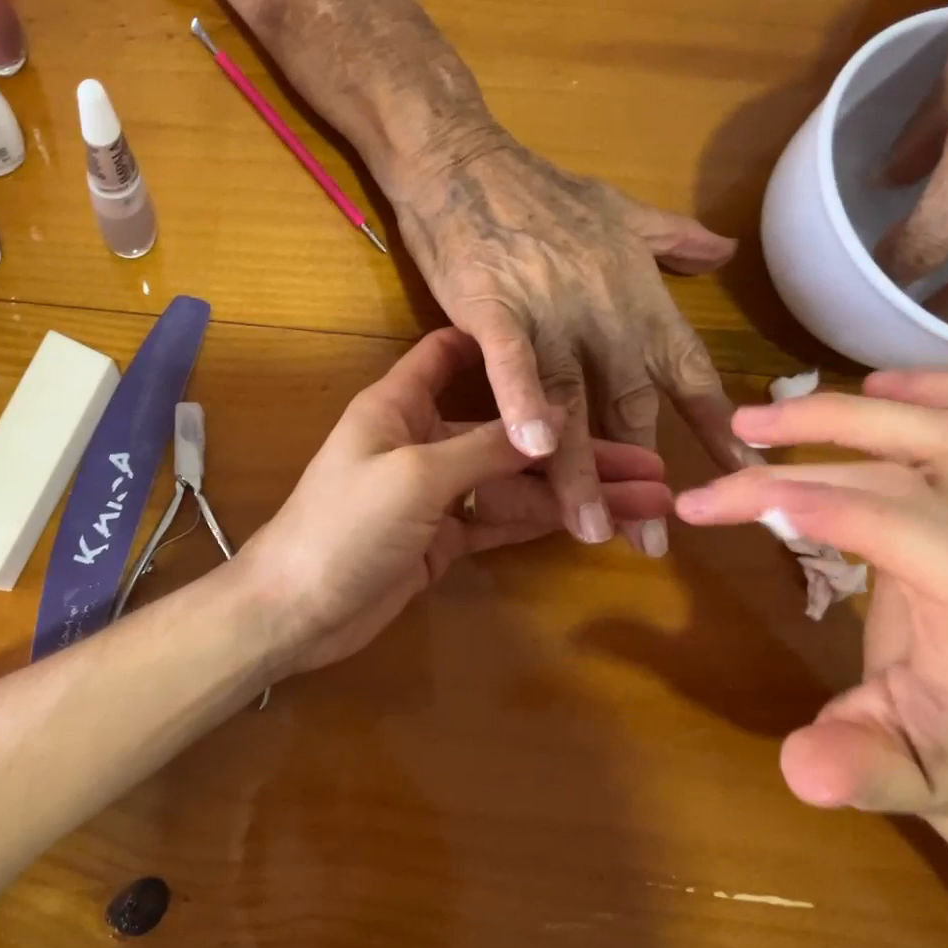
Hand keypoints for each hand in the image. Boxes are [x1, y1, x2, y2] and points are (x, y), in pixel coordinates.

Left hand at [240, 328, 671, 677]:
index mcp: (398, 405)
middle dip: (572, 439)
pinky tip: (598, 517)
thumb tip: (556, 419)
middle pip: (504, 429)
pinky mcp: (442, 537)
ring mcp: (434, 492)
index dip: (502, 344)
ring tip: (649, 494)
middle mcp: (420, 439)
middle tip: (649, 453)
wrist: (298, 609)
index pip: (450, 353)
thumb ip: (485, 448)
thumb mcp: (416, 475)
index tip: (568, 337)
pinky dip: (544, 517)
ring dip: (573, 485)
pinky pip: (501, 517)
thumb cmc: (344, 526)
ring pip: (512, 479)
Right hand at [395, 130, 746, 553]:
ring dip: (583, 468)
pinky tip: (532, 448)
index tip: (748, 479)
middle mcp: (604, 311)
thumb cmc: (536, 190)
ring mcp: (549, 310)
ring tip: (591, 529)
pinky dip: (523, 402)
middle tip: (658, 541)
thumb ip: (671, 241)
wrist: (463, 161)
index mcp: (636, 295)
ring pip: (574, 399)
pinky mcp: (493, 306)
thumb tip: (724, 252)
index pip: (688, 373)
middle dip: (647, 474)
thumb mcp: (617, 210)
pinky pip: (513, 362)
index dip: (715, 428)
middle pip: (633, 405)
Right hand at [673, 372, 947, 814]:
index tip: (749, 500)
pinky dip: (931, 396)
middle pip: (943, 471)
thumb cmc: (935, 760)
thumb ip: (852, 770)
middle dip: (823, 449)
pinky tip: (873, 383)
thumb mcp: (889, 782)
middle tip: (725, 452)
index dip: (854, 512)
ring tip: (760, 417)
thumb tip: (802, 769)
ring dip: (858, 411)